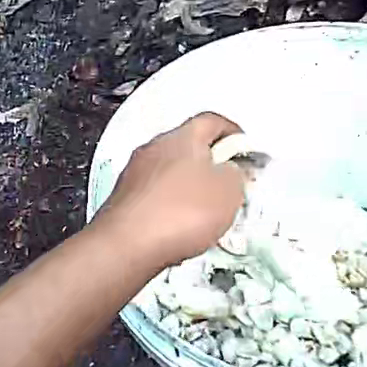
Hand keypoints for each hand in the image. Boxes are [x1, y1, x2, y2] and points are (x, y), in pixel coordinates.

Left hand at [89, 112, 247, 271]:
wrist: (125, 245)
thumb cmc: (182, 213)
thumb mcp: (228, 194)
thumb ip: (236, 176)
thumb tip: (229, 170)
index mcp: (183, 137)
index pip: (212, 120)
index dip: (233, 133)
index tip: (244, 150)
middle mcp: (154, 146)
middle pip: (187, 145)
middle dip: (208, 161)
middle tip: (226, 185)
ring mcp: (134, 171)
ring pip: (168, 169)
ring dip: (186, 183)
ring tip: (202, 211)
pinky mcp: (122, 196)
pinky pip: (153, 192)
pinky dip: (167, 202)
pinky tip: (175, 225)